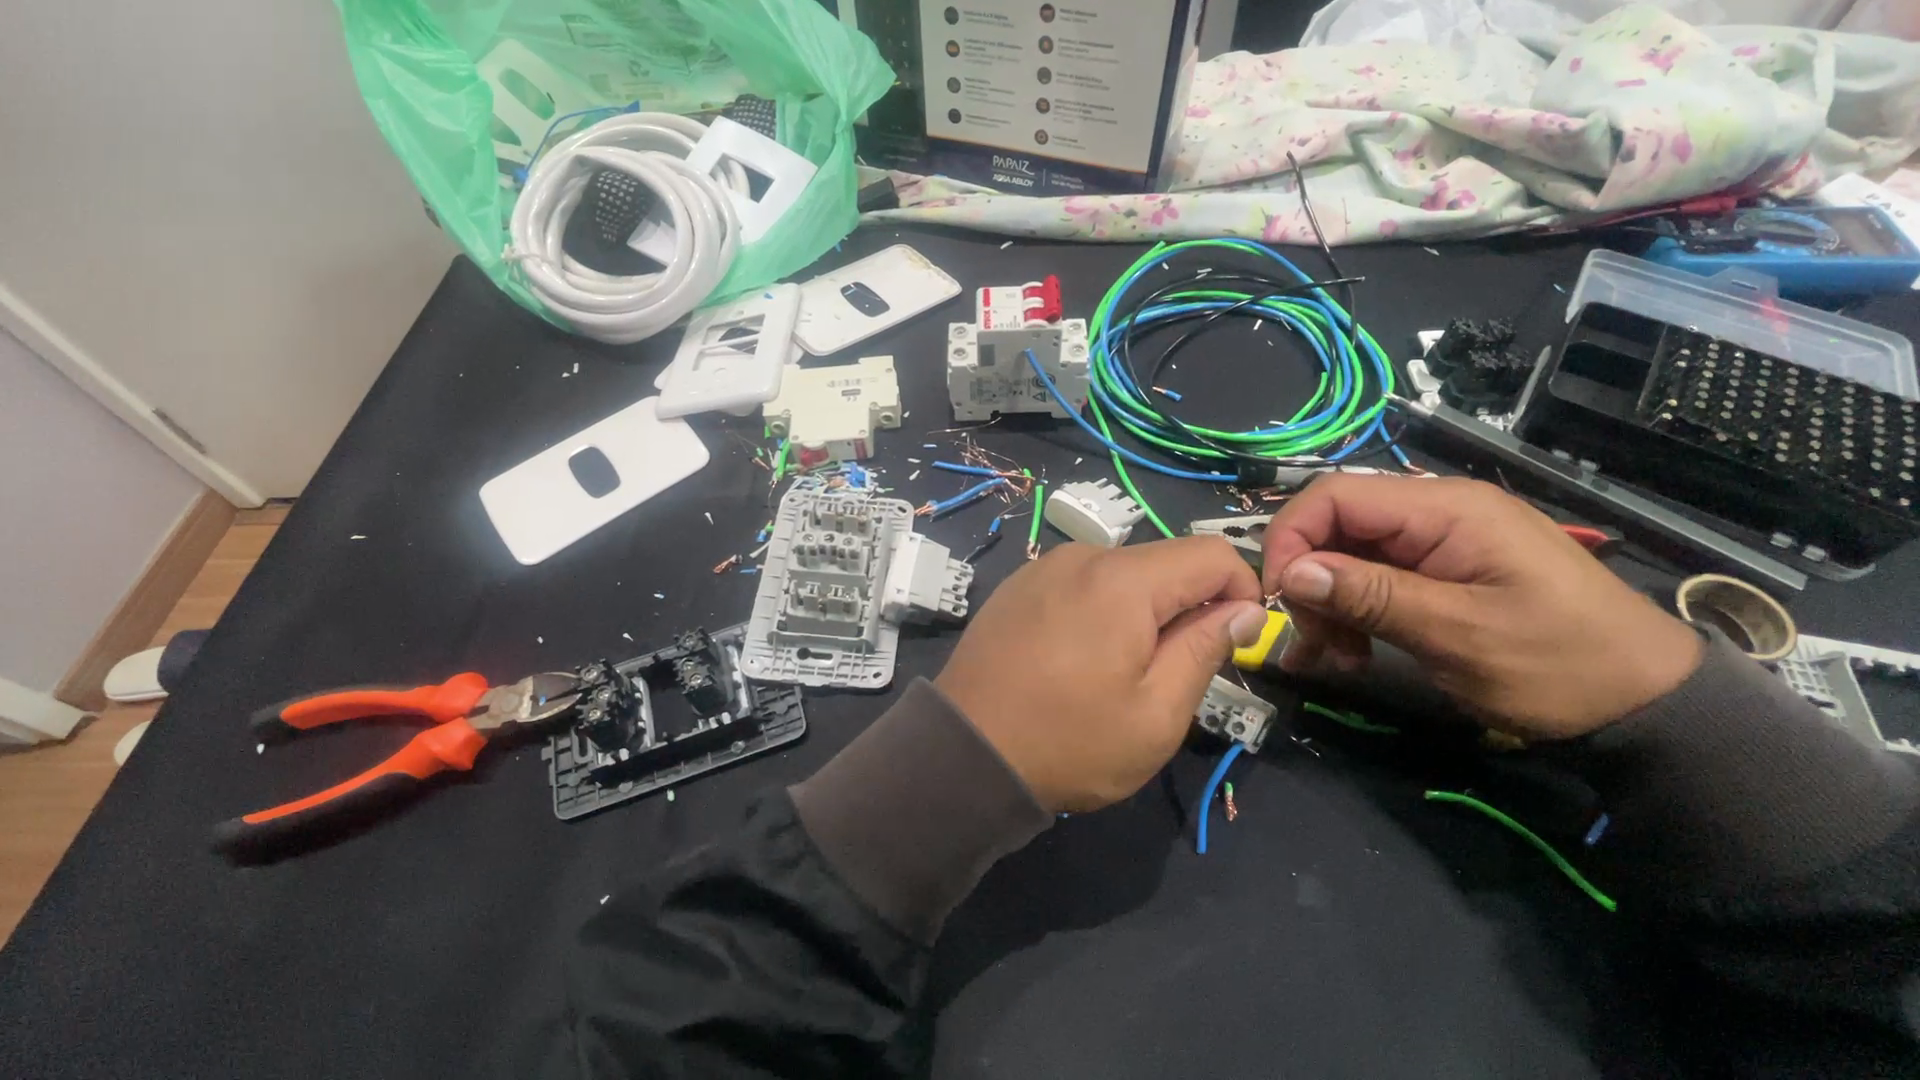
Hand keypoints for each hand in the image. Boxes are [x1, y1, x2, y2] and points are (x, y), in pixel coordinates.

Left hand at [936, 537, 1266, 812]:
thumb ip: (1205, 649)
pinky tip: (1078, 661)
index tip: (1234, 643)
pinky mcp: (1018, 587)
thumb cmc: (1068, 742)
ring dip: (1143, 613)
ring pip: (1123, 574)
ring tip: (1118, 673)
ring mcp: (1043, 568)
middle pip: (1165, 562)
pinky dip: (1101, 612)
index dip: (1242, 593)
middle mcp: (1082, 557)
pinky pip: (1082, 585)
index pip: (1212, 554)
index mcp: (1122, 580)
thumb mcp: (1156, 714)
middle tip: (1171, 673)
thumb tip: (1244, 609)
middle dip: (1189, 607)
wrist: (963, 755)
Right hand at [1259, 474, 1701, 738]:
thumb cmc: (1559, 665)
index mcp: (1447, 509)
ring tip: (1338, 659)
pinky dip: (1351, 614)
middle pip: (1336, 526)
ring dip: (1328, 605)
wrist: (1647, 704)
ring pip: (1348, 557)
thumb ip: (1370, 595)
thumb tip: (1290, 573)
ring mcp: (1441, 543)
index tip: (1276, 599)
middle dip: (1309, 582)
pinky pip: (1375, 580)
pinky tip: (1351, 654)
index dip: (1290, 538)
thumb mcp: (1458, 633)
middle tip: (1314, 644)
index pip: (1334, 495)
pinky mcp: (1443, 572)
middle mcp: (1438, 513)